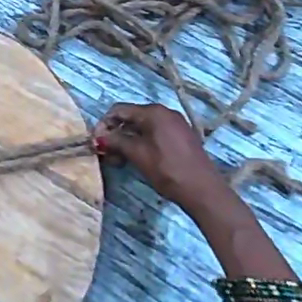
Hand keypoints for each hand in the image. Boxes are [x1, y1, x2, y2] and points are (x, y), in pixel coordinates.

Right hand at [92, 103, 238, 220]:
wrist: (204, 192)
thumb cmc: (168, 170)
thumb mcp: (137, 154)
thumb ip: (116, 141)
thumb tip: (99, 137)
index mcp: (154, 112)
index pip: (120, 110)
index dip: (104, 124)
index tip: (96, 141)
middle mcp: (165, 112)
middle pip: (132, 118)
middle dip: (116, 134)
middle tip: (107, 153)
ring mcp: (176, 124)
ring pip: (144, 127)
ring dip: (128, 140)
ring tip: (120, 160)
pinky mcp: (183, 137)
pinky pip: (156, 133)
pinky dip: (143, 143)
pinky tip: (138, 158)